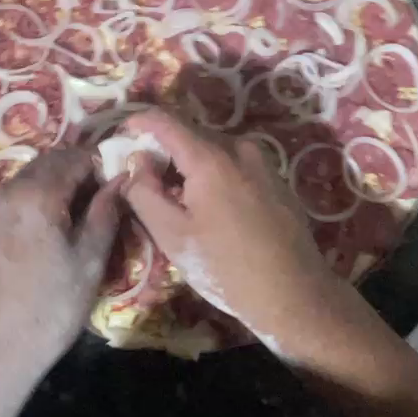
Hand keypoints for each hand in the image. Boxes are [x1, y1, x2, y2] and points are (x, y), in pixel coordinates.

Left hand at [0, 149, 119, 385]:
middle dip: (80, 170)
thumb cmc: (49, 308)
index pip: (76, 157)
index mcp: (37, 192)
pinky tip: (57, 225)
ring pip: (34, 175)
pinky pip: (19, 194)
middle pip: (52, 161)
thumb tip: (120, 179)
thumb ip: (106, 213)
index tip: (121, 183)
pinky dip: (41, 196)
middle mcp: (10, 188)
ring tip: (85, 213)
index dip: (102, 164)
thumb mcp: (89, 262)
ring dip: (60, 182)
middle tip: (106, 196)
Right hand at [121, 109, 364, 355]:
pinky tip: (212, 209)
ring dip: (190, 165)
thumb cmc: (226, 268)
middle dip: (164, 150)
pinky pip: (236, 164)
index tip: (122, 135)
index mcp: (211, 158)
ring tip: (178, 199)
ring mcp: (263, 163)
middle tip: (145, 179)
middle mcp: (239, 149)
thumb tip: (135, 161)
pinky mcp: (277, 180)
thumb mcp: (172, 235)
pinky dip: (215, 174)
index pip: (166, 121)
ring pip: (215, 149)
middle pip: (191, 134)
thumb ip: (144, 192)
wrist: (295, 295)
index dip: (139, 122)